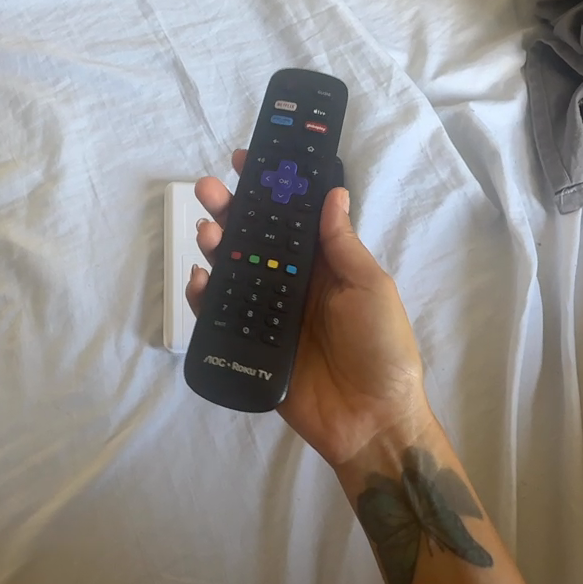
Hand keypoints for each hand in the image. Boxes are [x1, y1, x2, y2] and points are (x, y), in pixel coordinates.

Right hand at [187, 150, 433, 465]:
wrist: (371, 421)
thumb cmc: (382, 348)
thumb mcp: (371, 287)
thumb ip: (343, 244)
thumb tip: (333, 192)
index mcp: (322, 265)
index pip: (289, 219)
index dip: (269, 189)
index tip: (247, 162)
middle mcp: (290, 282)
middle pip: (253, 239)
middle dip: (230, 210)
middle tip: (210, 189)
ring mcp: (267, 313)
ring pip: (232, 270)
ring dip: (215, 246)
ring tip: (206, 231)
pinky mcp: (250, 343)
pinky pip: (220, 314)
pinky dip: (204, 295)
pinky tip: (199, 278)